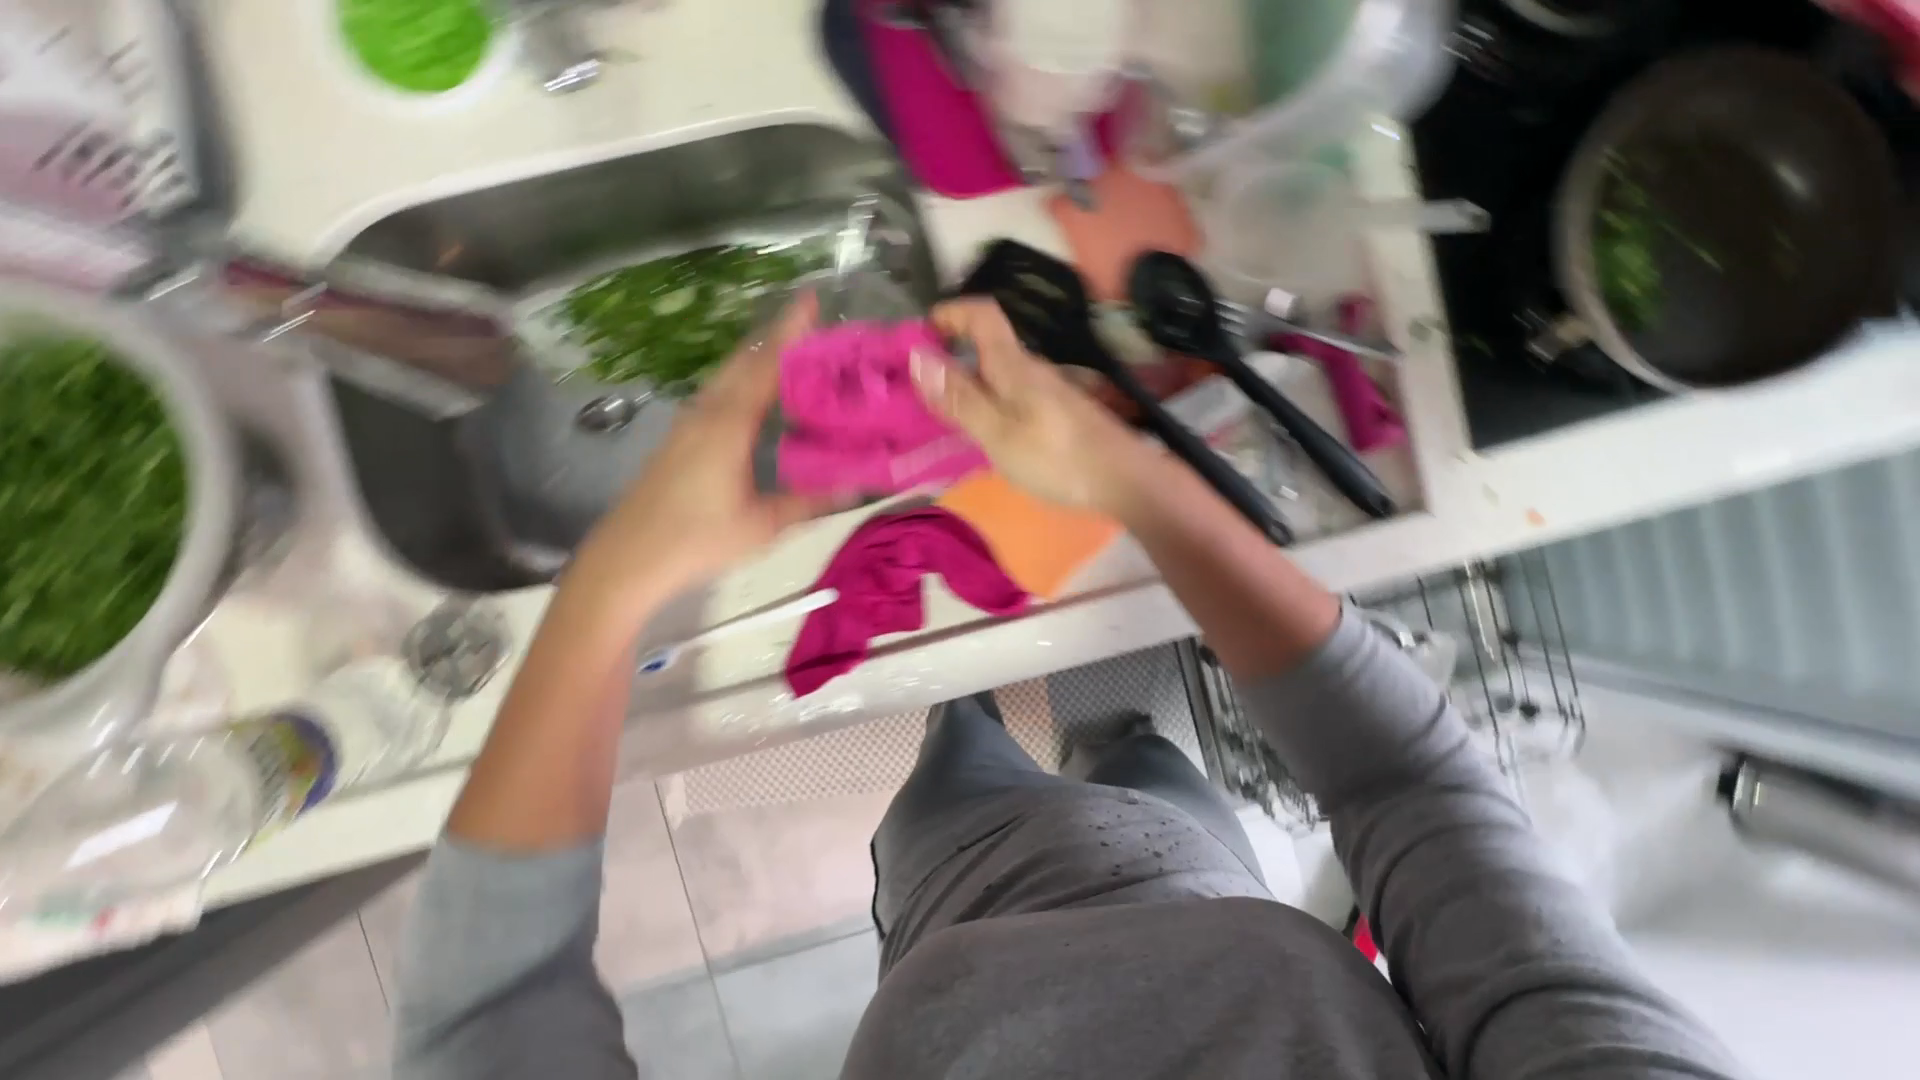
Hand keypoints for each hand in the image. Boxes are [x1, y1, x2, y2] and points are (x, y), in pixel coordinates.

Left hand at [569, 293, 840, 601]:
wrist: (629, 557)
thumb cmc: (699, 538)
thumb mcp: (764, 524)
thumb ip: (809, 500)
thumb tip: (857, 486)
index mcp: (729, 423)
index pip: (767, 365)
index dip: (792, 332)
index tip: (813, 300)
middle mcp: (706, 411)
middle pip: (744, 361)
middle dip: (776, 337)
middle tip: (810, 322)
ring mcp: (687, 423)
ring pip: (727, 376)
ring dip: (757, 358)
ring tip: (791, 353)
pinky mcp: (678, 439)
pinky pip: (717, 394)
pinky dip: (742, 381)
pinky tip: (755, 396)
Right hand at [913, 297, 1150, 511]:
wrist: (1126, 480)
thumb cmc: (1057, 458)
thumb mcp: (998, 433)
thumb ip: (960, 397)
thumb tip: (918, 355)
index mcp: (1014, 366)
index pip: (983, 314)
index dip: (951, 312)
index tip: (922, 333)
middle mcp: (1033, 370)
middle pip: (988, 347)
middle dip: (952, 357)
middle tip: (922, 390)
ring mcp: (1050, 392)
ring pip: (1001, 375)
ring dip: (971, 384)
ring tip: (948, 418)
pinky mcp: (1060, 415)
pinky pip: (1014, 397)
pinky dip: (991, 404)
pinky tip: (987, 436)